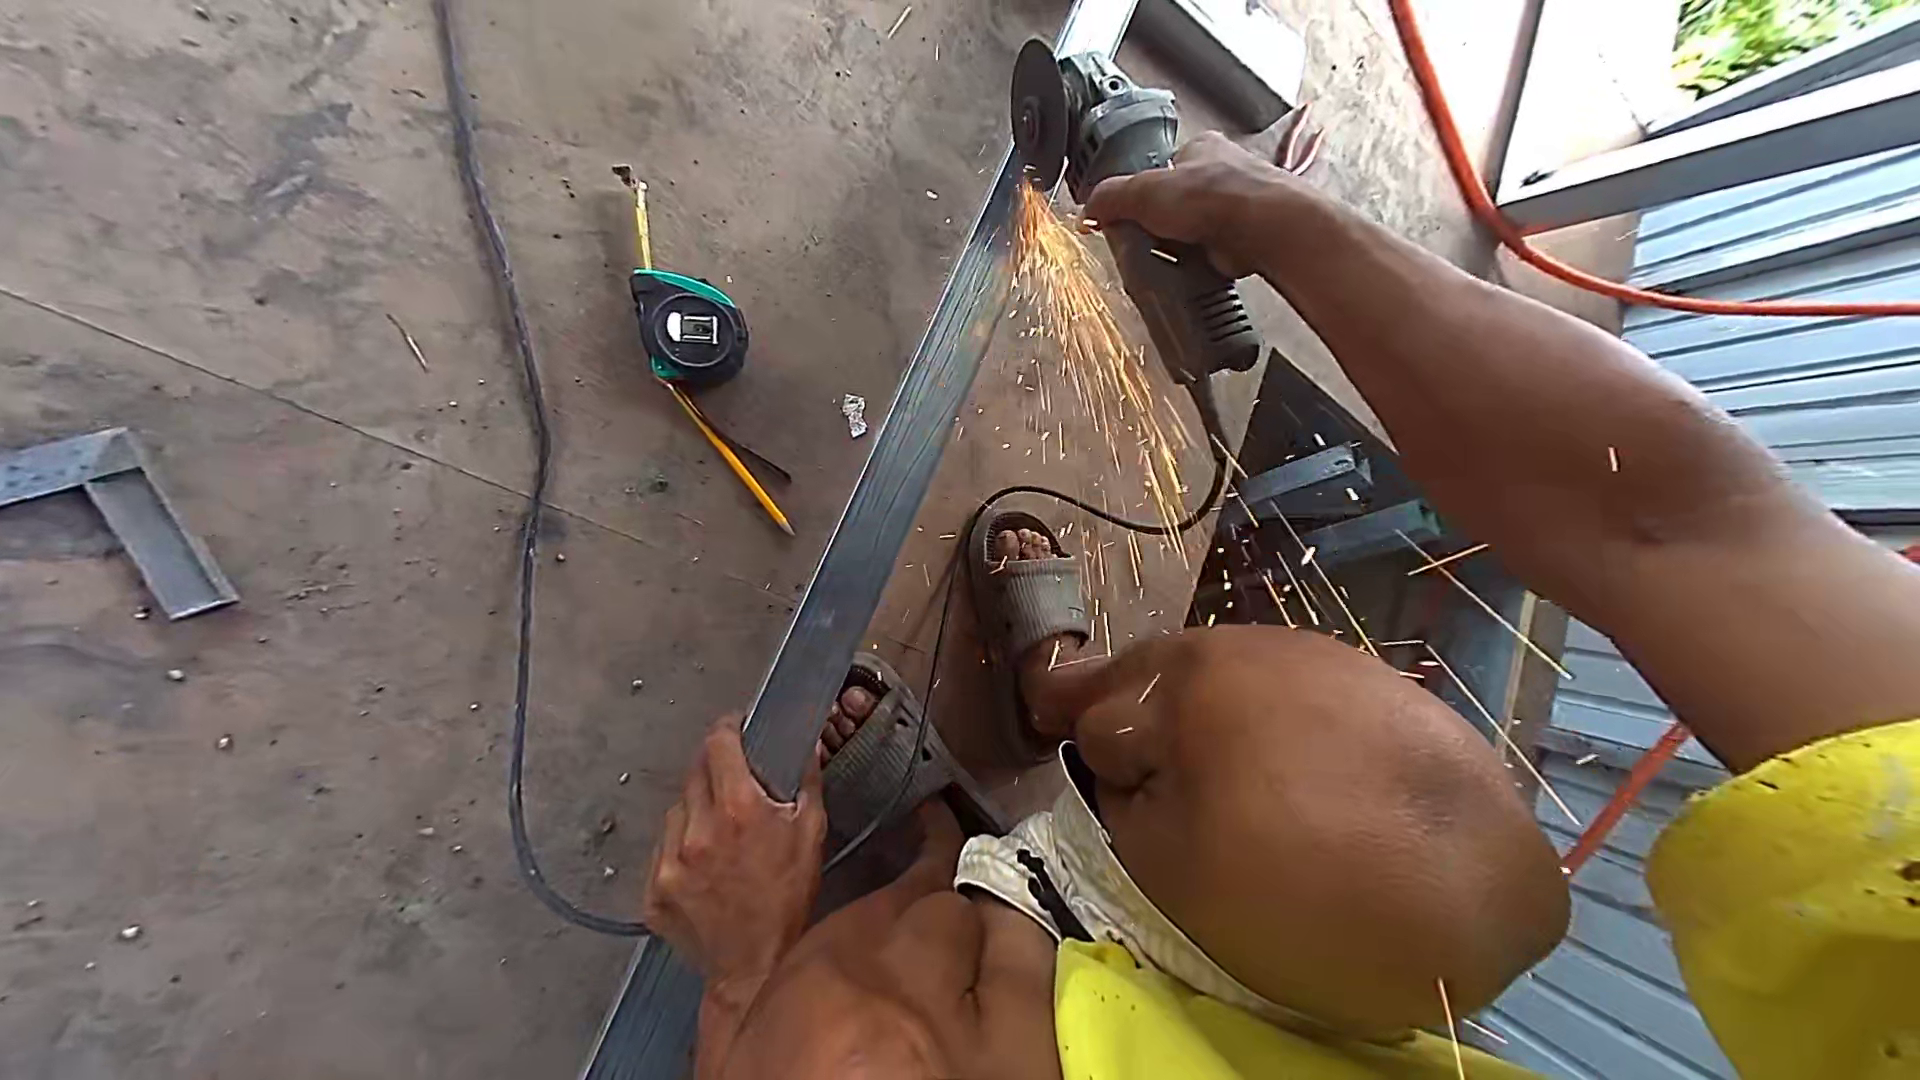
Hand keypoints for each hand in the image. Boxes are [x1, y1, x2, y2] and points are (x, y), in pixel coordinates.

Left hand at [643, 716, 826, 987]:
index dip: (727, 728)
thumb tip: (805, 743)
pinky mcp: (652, 889)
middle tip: (734, 776)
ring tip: (719, 824)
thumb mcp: (811, 831)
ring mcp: (668, 862)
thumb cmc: (789, 895)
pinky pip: (663, 845)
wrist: (754, 965)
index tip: (734, 725)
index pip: (718, 745)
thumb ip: (806, 779)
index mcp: (738, 811)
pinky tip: (704, 857)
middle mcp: (697, 831)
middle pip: (695, 772)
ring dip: (696, 805)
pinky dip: (681, 841)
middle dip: (715, 765)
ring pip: (677, 807)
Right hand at [1084, 131, 1306, 278]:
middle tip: (1143, 242)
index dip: (1138, 196)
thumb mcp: (1144, 192)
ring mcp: (1231, 207)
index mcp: (1198, 149)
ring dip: (1173, 248)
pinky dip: (1191, 265)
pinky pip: (1202, 256)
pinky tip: (1186, 268)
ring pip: (1187, 232)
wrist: (1260, 227)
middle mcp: (1219, 173)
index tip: (1124, 218)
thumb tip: (1085, 210)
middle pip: (1171, 206)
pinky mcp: (1237, 239)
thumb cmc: (1214, 197)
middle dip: (1155, 227)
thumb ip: (1110, 198)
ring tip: (1165, 257)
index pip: (1158, 171)